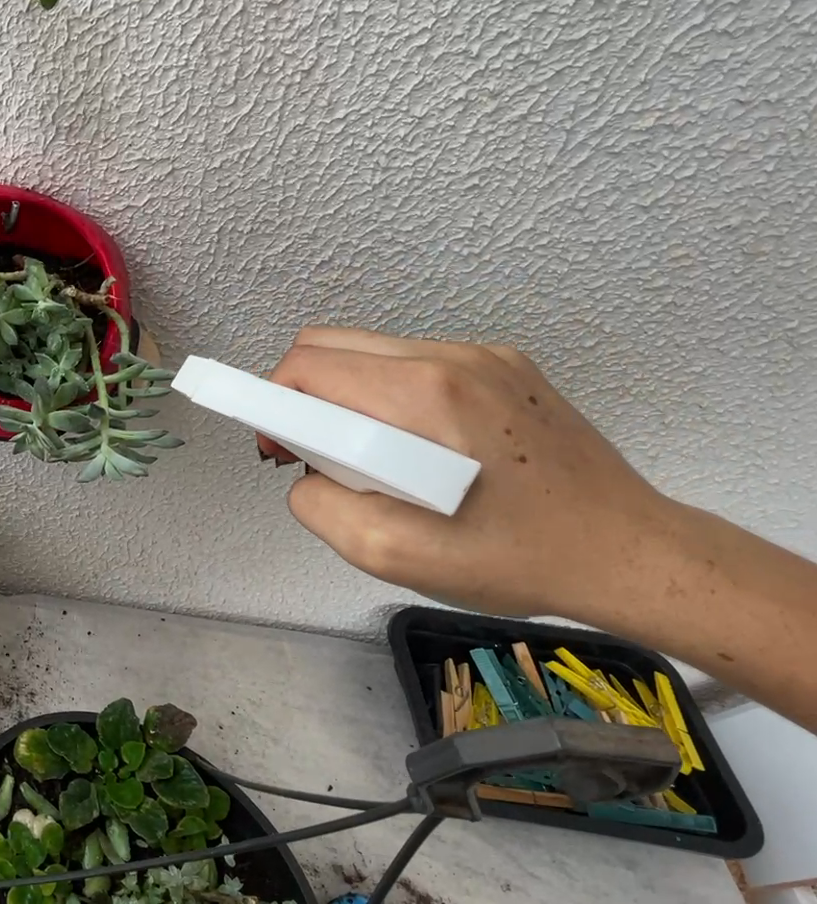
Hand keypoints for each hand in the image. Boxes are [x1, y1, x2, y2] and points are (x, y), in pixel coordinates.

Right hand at [264, 327, 674, 617]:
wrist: (631, 553)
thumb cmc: (513, 558)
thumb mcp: (389, 553)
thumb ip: (317, 505)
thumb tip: (306, 471)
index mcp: (423, 396)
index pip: (306, 365)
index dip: (271, 404)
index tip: (281, 450)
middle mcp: (451, 358)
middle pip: (327, 344)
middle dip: (300, 396)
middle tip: (317, 454)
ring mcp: (483, 356)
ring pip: (367, 350)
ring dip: (344, 394)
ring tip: (371, 453)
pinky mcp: (504, 366)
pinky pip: (411, 361)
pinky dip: (388, 394)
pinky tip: (417, 444)